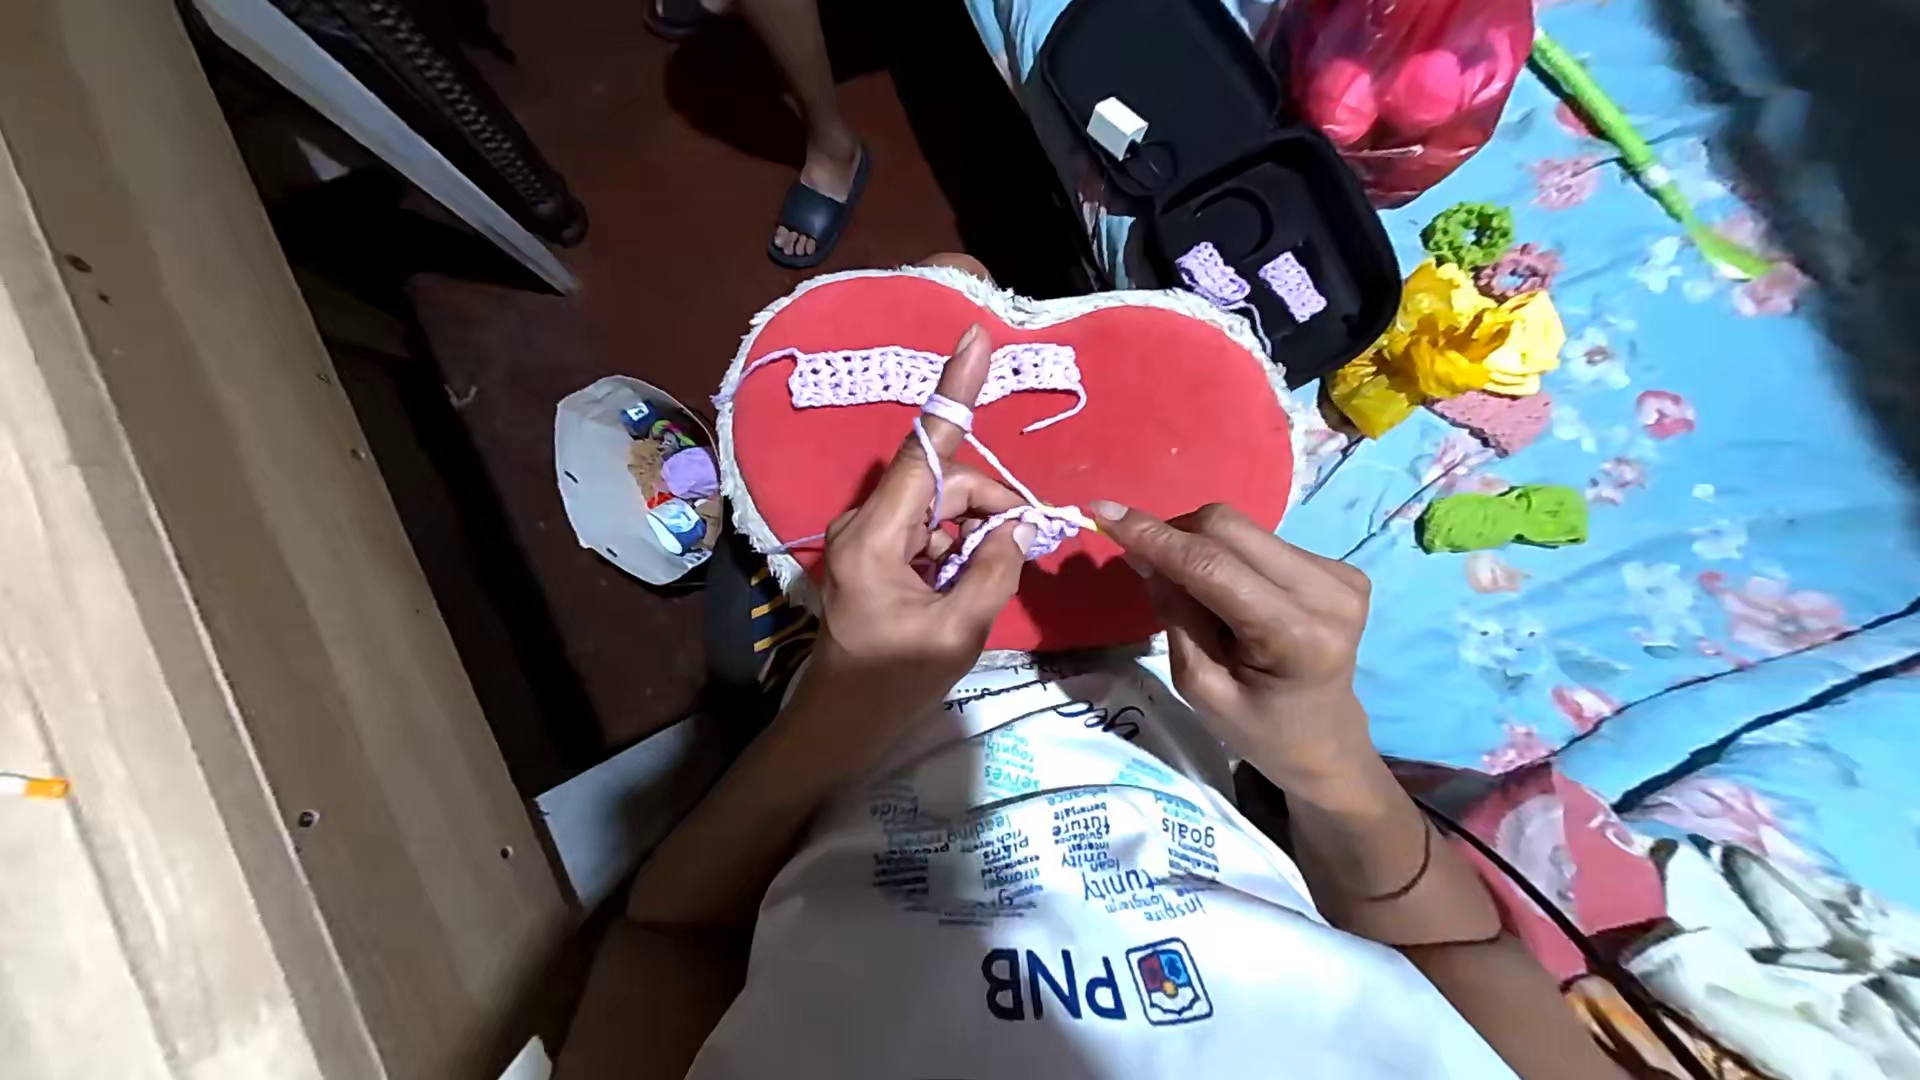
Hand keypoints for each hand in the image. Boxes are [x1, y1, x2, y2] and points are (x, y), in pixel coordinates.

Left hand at [800, 325, 1031, 720]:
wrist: (843, 718)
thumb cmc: (894, 681)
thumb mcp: (958, 630)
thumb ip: (995, 570)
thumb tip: (1017, 526)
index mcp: (876, 537)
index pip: (925, 453)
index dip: (953, 394)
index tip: (974, 340)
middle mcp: (867, 522)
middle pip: (943, 483)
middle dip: (988, 507)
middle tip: (1018, 548)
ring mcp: (869, 534)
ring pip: (940, 507)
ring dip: (973, 532)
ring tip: (978, 582)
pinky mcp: (876, 549)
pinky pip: (928, 528)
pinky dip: (956, 545)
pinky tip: (959, 583)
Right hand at [1091, 500, 1377, 792]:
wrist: (1323, 738)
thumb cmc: (1255, 725)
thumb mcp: (1197, 684)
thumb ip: (1173, 613)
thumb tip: (1143, 553)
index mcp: (1295, 636)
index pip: (1210, 567)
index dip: (1153, 536)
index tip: (1103, 513)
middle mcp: (1328, 593)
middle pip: (1227, 528)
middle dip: (1173, 536)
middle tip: (1147, 565)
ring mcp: (1340, 574)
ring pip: (1241, 527)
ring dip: (1197, 546)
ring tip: (1192, 589)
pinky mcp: (1339, 566)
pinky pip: (1258, 539)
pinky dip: (1224, 554)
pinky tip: (1227, 591)